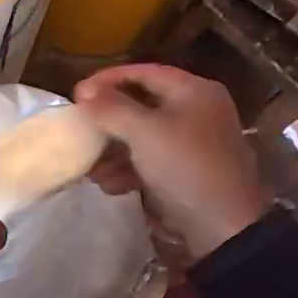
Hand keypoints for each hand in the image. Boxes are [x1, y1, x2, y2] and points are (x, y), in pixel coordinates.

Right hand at [75, 64, 271, 259]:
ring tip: (92, 171)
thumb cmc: (184, 168)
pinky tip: (112, 186)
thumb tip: (82, 90)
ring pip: (140, 137)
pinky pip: (148, 160)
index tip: (76, 94)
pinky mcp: (184, 170)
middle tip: (80, 133)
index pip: (143, 72)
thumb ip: (111, 108)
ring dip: (111, 153)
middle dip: (106, 124)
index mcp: (192, 91)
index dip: (107, 80)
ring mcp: (190, 142)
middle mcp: (194, 111)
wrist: (222, 225)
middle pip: (139, 106)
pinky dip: (127, 170)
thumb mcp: (143, 133)